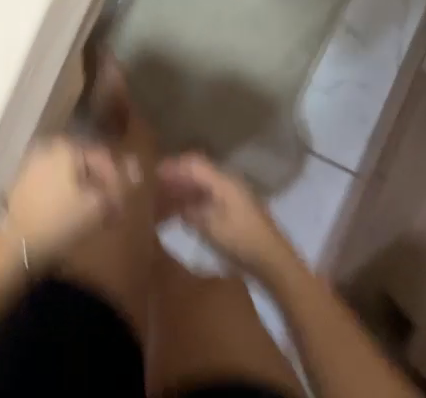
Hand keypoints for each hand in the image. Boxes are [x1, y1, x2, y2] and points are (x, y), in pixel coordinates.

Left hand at [3, 138, 137, 263]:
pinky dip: (68, 195)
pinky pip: (55, 183)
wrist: (17, 246)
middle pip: (87, 164)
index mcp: (66, 145)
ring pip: (71, 174)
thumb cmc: (61, 220)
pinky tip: (74, 215)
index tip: (126, 201)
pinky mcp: (23, 183)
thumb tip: (138, 168)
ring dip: (86, 190)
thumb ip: (121, 185)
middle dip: (103, 184)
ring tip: (97, 215)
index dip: (119, 179)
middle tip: (114, 208)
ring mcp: (33, 163)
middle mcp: (48, 147)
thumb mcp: (98, 204)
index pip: (104, 155)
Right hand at [156, 154, 297, 279]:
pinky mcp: (236, 212)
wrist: (274, 262)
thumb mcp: (210, 226)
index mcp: (223, 181)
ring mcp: (234, 197)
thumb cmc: (241, 241)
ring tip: (163, 201)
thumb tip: (178, 204)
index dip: (171, 166)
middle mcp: (228, 183)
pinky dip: (194, 203)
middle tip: (154, 187)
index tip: (151, 172)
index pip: (192, 163)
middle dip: (175, 178)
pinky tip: (183, 215)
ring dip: (183, 191)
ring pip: (202, 187)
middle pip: (197, 173)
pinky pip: (209, 199)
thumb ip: (190, 211)